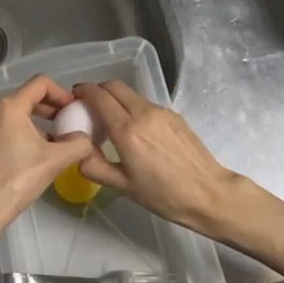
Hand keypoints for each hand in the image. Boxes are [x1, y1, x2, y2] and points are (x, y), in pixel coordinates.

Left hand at [0, 76, 95, 236]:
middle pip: (28, 97)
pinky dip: (25, 132)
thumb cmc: (18, 180)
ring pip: (18, 114)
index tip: (75, 109)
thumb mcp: (55, 160)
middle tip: (70, 124)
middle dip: (52, 108)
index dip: (62, 93)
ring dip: (40, 122)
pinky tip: (37, 153)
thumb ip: (78, 144)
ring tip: (57, 141)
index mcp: (9, 107)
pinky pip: (7, 127)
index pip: (40, 83)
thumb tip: (86, 138)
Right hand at [73, 81, 243, 235]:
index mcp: (127, 131)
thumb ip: (95, 167)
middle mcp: (143, 113)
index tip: (74, 97)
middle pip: (114, 87)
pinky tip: (135, 129)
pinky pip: (146, 103)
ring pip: (131, 94)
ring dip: (116, 98)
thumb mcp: (123, 187)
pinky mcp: (174, 115)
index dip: (83, 92)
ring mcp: (161, 112)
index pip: (99, 97)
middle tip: (89, 105)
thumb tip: (80, 151)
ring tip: (111, 119)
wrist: (209, 194)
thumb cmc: (164, 195)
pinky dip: (132, 107)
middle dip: (98, 90)